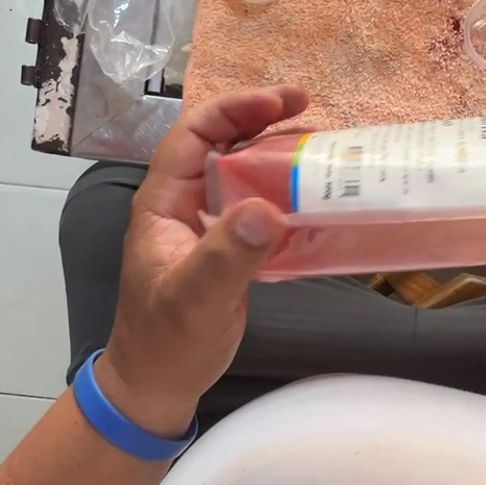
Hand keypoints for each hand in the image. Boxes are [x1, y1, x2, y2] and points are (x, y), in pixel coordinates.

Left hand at [96, 86, 307, 436]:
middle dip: (265, 121)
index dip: (235, 109)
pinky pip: (261, 208)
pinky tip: (321, 198)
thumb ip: (226, 256)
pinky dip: (289, 197)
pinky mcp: (230, 248)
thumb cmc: (166, 342)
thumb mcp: (194, 300)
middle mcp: (187, 203)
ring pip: (246, 174)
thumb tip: (266, 209)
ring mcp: (209, 225)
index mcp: (164, 202)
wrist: (159, 383)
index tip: (283, 101)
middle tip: (314, 112)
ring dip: (282, 157)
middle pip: (224, 144)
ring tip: (326, 149)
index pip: (194, 135)